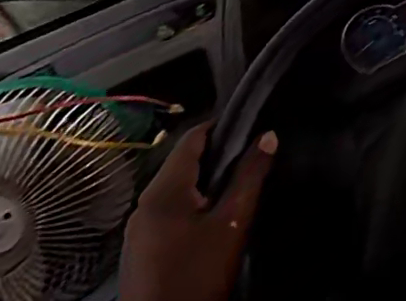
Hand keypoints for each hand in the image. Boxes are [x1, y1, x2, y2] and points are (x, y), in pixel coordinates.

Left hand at [120, 123, 275, 300]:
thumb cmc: (197, 277)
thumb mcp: (231, 225)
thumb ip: (250, 176)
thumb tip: (268, 136)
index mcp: (163, 189)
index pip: (192, 137)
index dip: (220, 128)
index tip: (247, 130)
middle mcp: (143, 202)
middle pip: (182, 162)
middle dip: (214, 158)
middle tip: (245, 163)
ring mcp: (137, 229)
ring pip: (173, 189)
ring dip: (201, 184)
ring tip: (232, 191)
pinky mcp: (137, 251)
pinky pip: (165, 213)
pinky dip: (187, 207)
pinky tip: (207, 224)